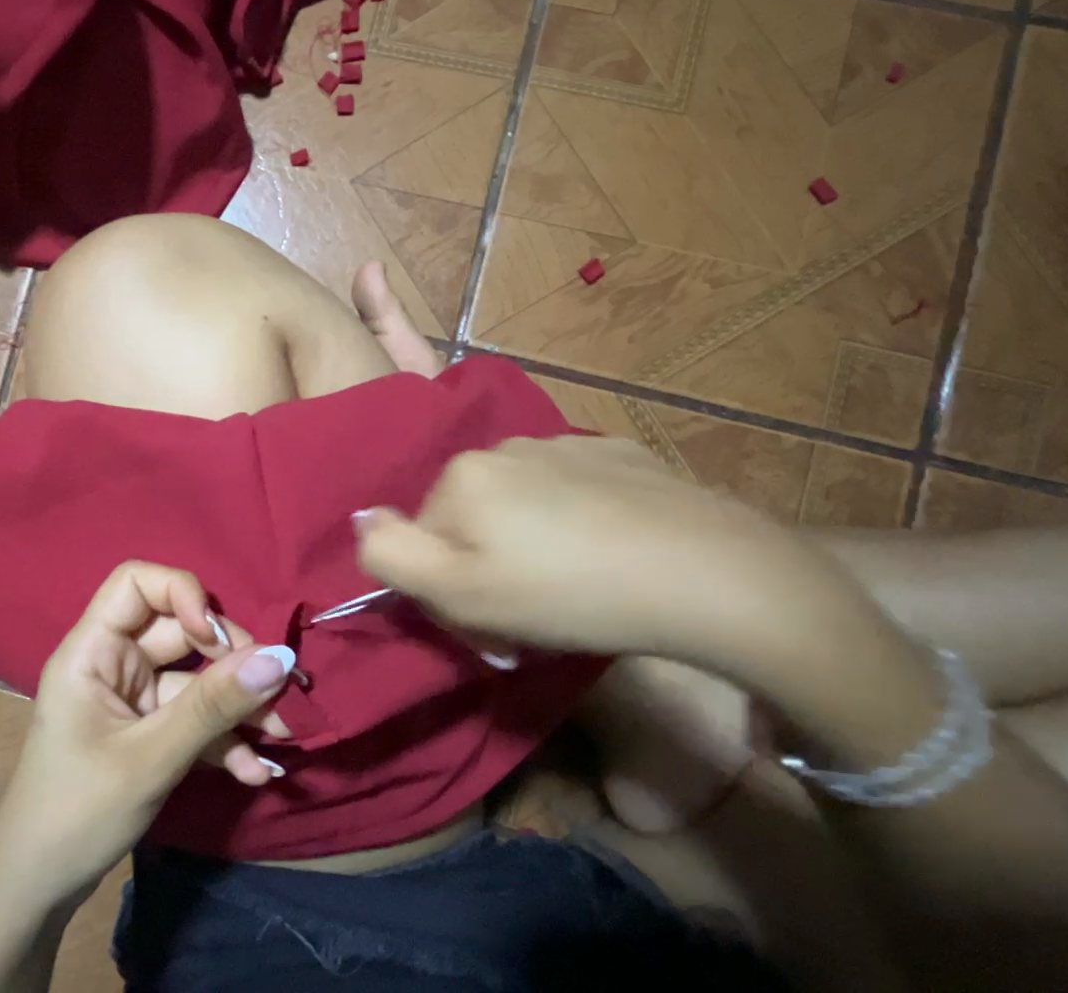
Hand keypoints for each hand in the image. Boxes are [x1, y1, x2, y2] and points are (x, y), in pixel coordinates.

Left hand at [0, 562, 294, 908]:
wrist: (37, 888)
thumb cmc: (77, 811)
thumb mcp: (151, 757)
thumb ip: (213, 706)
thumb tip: (280, 658)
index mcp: (92, 651)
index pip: (137, 583)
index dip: (183, 595)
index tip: (219, 639)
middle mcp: (113, 663)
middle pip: (181, 632)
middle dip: (232, 662)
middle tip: (276, 693)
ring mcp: (132, 699)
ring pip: (196, 680)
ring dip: (239, 707)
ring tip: (280, 737)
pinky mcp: (147, 732)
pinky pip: (194, 719)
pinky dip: (224, 740)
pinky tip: (254, 771)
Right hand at [354, 437, 862, 659]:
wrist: (705, 572)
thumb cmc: (566, 593)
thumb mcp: (459, 593)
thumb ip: (390, 553)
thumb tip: (363, 518)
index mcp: (462, 475)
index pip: (422, 534)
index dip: (444, 584)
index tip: (485, 622)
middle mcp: (506, 445)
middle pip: (469, 514)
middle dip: (485, 559)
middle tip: (529, 610)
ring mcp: (567, 444)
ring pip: (519, 501)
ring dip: (529, 539)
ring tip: (575, 584)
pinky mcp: (621, 455)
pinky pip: (572, 490)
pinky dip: (575, 521)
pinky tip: (611, 553)